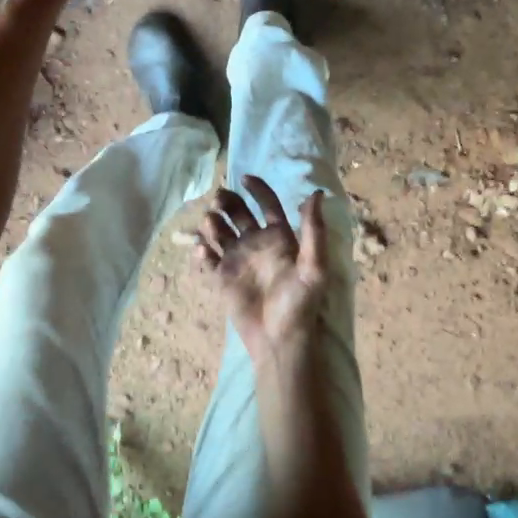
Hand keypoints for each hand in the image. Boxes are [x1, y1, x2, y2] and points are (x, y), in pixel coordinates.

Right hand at [198, 176, 329, 365]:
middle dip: (227, 201)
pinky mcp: (222, 277)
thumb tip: (316, 193)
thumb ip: (314, 230)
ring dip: (212, 222)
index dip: (257, 189)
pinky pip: (207, 258)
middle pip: (237, 212)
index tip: (244, 177)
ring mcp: (238, 259)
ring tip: (211, 224)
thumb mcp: (314, 266)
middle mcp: (256, 243)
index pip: (267, 204)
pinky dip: (200, 250)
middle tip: (217, 199)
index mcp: (279, 237)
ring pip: (220, 231)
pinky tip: (201, 249)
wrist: (279, 339)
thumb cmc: (299, 303)